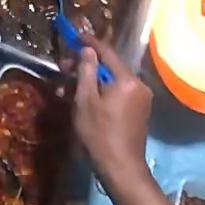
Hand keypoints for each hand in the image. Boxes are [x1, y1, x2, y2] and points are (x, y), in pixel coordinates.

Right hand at [75, 36, 153, 191]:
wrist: (121, 168)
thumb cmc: (99, 133)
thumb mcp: (85, 100)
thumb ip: (87, 71)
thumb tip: (87, 50)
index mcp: (127, 80)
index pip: (107, 52)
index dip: (89, 43)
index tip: (74, 36)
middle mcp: (139, 85)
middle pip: (110, 67)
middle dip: (87, 66)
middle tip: (64, 68)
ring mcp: (141, 99)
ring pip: (112, 82)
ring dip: (91, 81)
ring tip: (67, 87)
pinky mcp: (138, 111)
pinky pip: (118, 93)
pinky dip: (101, 93)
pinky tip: (83, 100)